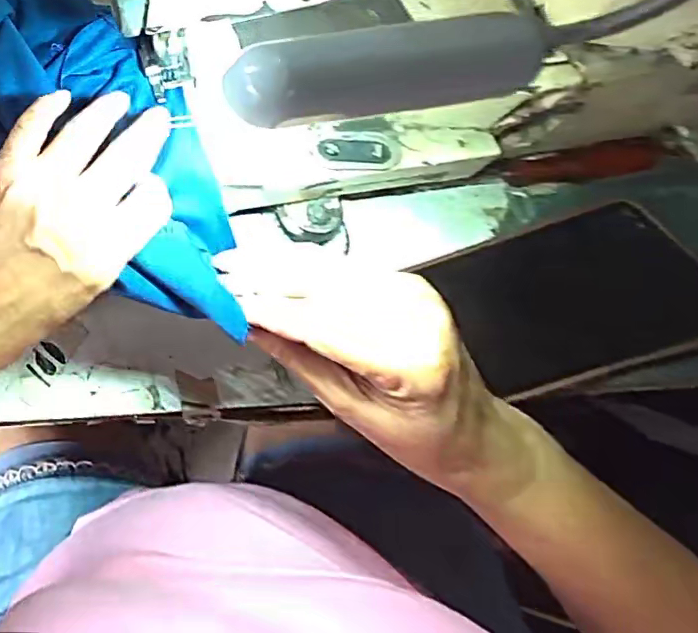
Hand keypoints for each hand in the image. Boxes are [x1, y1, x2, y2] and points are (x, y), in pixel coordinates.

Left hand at [0, 90, 173, 394]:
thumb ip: (105, 251)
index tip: (150, 181)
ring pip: (85, 131)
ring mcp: (38, 184)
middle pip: (127, 157)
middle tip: (156, 118)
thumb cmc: (14, 321)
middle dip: (148, 132)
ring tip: (118, 100)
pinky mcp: (4, 170)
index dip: (155, 188)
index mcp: (103, 254)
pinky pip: (32, 125)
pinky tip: (62, 98)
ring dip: (106, 110)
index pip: (151, 202)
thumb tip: (120, 213)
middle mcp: (78, 212)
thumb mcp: (80, 297)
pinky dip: (49, 106)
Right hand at [219, 253, 545, 503]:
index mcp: (409, 360)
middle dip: (264, 278)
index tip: (228, 301)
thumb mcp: (350, 409)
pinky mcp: (403, 278)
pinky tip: (269, 261)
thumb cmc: (419, 437)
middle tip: (221, 274)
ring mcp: (411, 291)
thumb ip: (297, 358)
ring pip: (325, 267)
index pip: (320, 324)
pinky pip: (339, 265)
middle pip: (320, 286)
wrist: (476, 431)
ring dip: (274, 263)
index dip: (267, 309)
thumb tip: (249, 323)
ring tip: (234, 263)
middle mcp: (415, 315)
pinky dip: (299, 263)